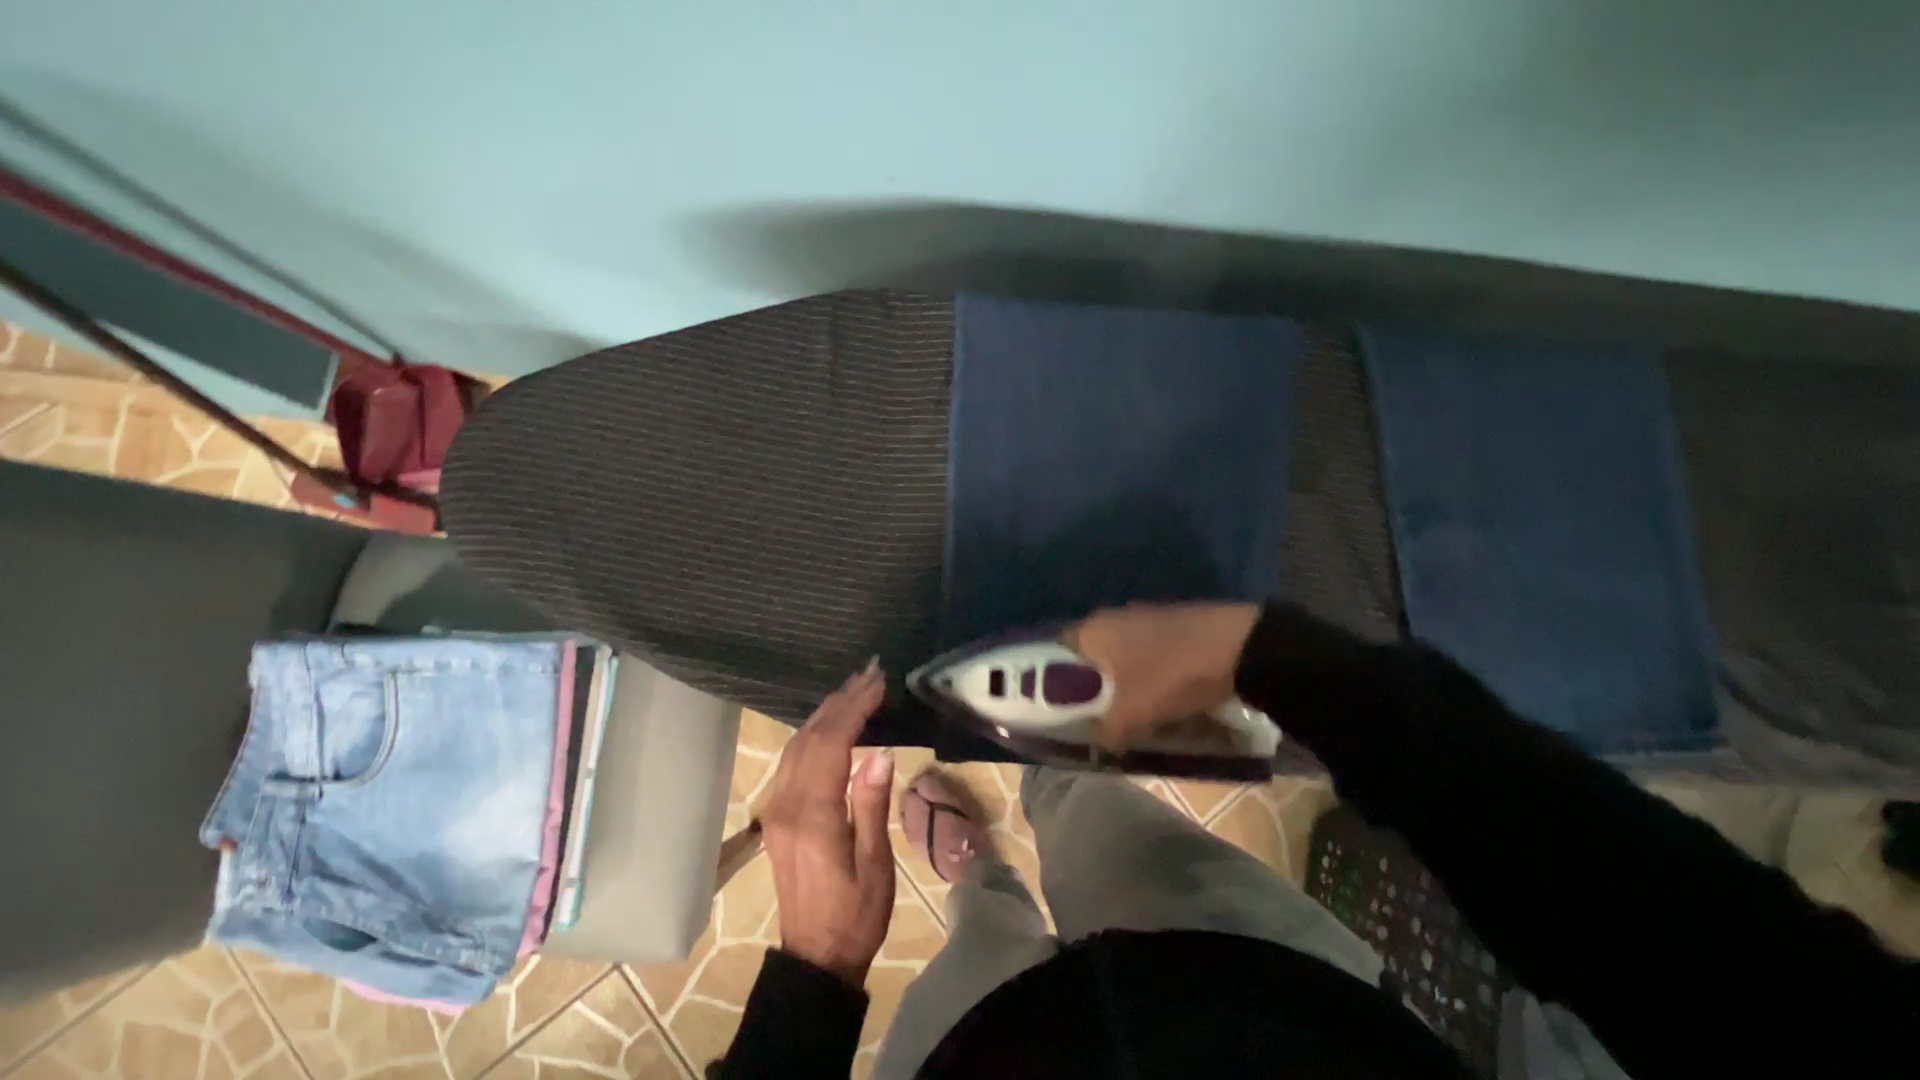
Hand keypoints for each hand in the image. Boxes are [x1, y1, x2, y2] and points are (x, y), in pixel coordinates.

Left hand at [761, 661, 895, 985]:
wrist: (815, 957)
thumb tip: (879, 753)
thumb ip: (871, 806)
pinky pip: (793, 762)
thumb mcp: (874, 865)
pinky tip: (832, 726)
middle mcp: (786, 804)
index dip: (854, 709)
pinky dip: (814, 734)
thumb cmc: (855, 915)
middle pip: (809, 738)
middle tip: (869, 672)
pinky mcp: (778, 817)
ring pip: (796, 747)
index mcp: (812, 816)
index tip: (878, 683)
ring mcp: (777, 810)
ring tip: (854, 687)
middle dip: (839, 701)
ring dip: (824, 713)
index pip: (831, 745)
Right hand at [1067, 602, 1261, 749]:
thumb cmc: (1173, 675)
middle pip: (1090, 658)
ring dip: (1123, 686)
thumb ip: (1105, 731)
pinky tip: (1160, 701)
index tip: (1058, 712)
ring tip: (1129, 718)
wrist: (1244, 647)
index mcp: (1092, 630)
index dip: (1051, 684)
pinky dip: (1148, 678)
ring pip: (1122, 659)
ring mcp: (1146, 619)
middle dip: (1092, 690)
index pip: (1054, 655)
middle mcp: (1113, 618)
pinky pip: (1149, 657)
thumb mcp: (1133, 713)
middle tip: (1095, 721)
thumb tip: (1094, 742)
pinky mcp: (1174, 627)